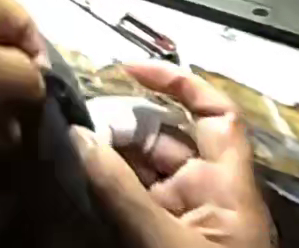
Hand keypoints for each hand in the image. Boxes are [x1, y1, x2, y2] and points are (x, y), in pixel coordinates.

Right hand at [74, 63, 274, 247]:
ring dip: (106, 151)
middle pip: (164, 136)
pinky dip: (104, 178)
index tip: (128, 69)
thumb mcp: (166, 247)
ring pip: (141, 163)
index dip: (178, 82)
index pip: (216, 115)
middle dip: (120, 124)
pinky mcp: (158, 235)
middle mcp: (207, 193)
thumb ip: (119, 190)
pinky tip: (78, 169)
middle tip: (77, 124)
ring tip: (70, 144)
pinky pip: (129, 191)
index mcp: (229, 189)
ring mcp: (182, 215)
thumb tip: (76, 134)